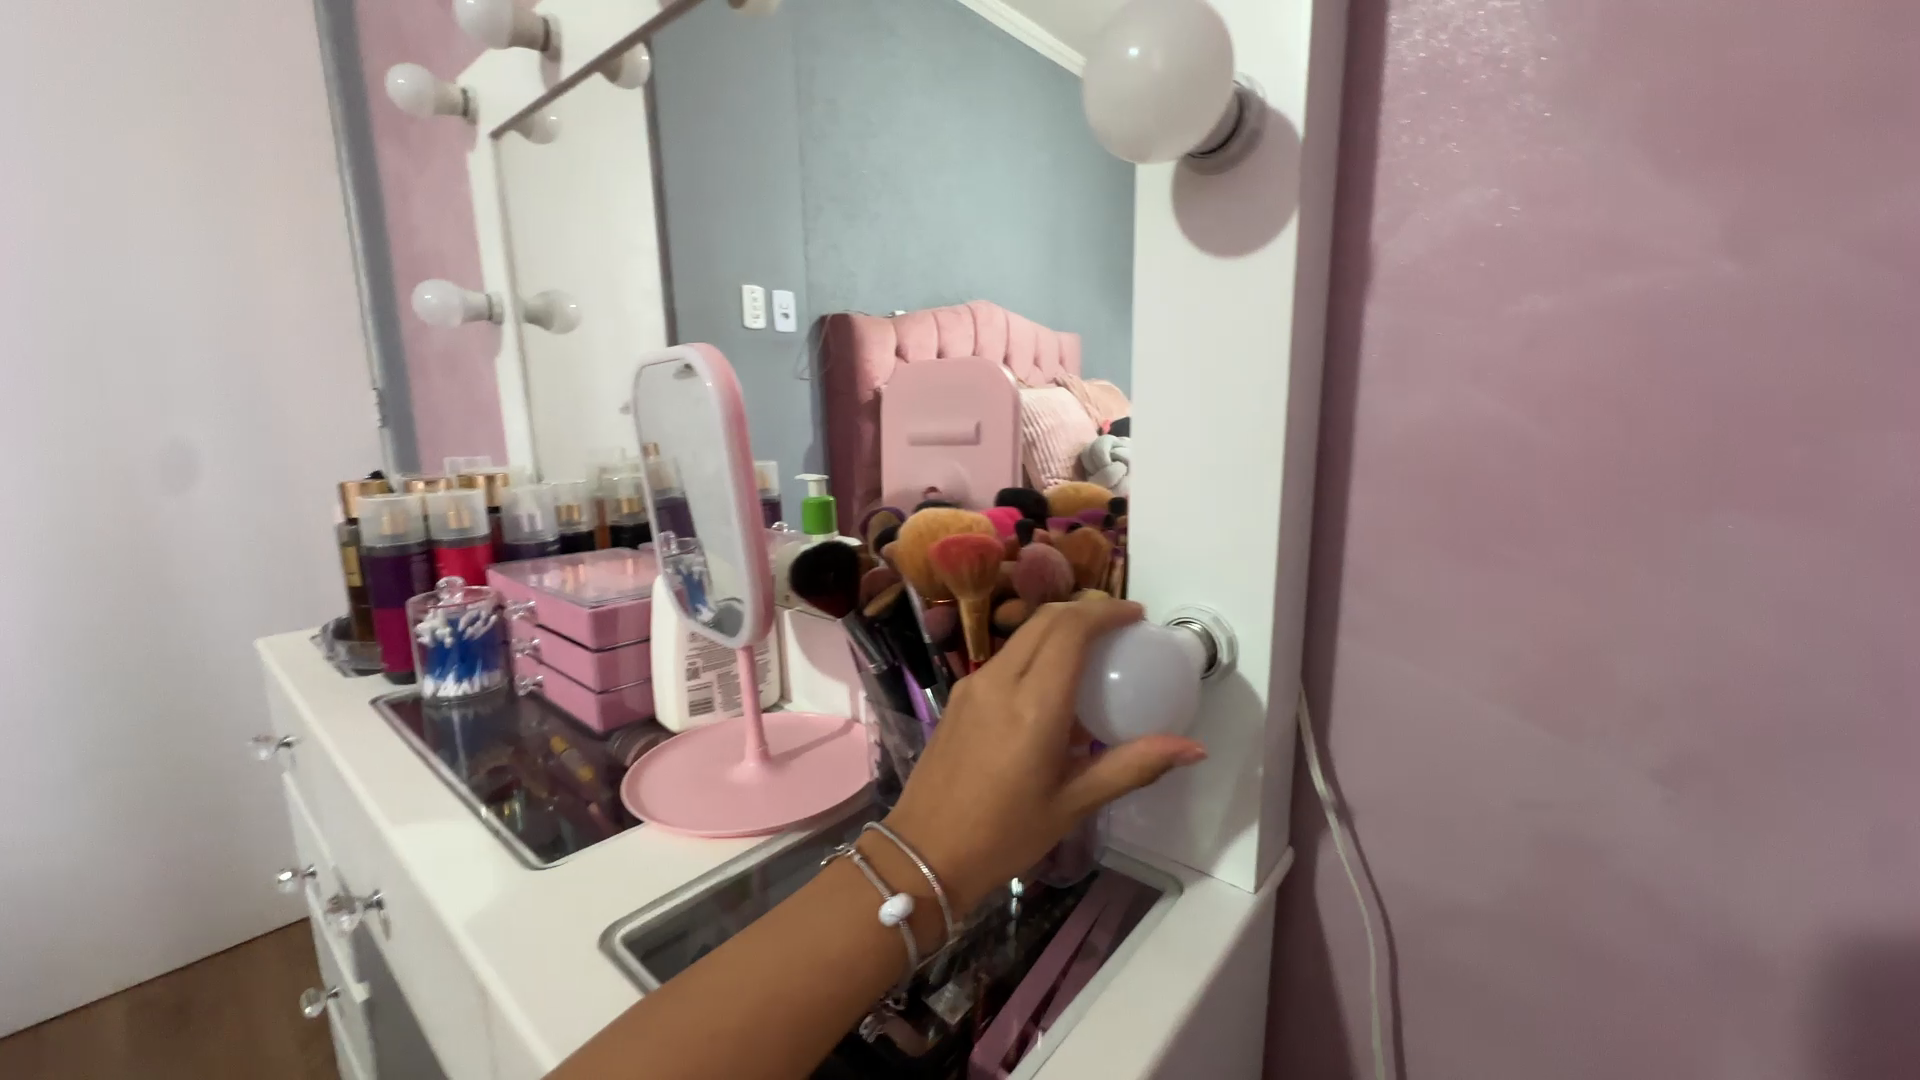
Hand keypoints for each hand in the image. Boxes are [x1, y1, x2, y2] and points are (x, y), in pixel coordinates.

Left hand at [882, 598, 1206, 912]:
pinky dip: (1035, 651)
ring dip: (1058, 628)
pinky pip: (1003, 657)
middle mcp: (999, 681)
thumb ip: (1133, 766)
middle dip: (1084, 611)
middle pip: (1045, 620)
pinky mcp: (958, 696)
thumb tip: (1194, 749)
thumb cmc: (1005, 834)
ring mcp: (973, 685)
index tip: (1136, 616)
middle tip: (1119, 627)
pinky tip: (1052, 684)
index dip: (1105, 612)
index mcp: (1033, 704)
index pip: (1070, 630)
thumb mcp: (1074, 803)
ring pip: (1021, 635)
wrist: (924, 853)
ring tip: (1092, 651)